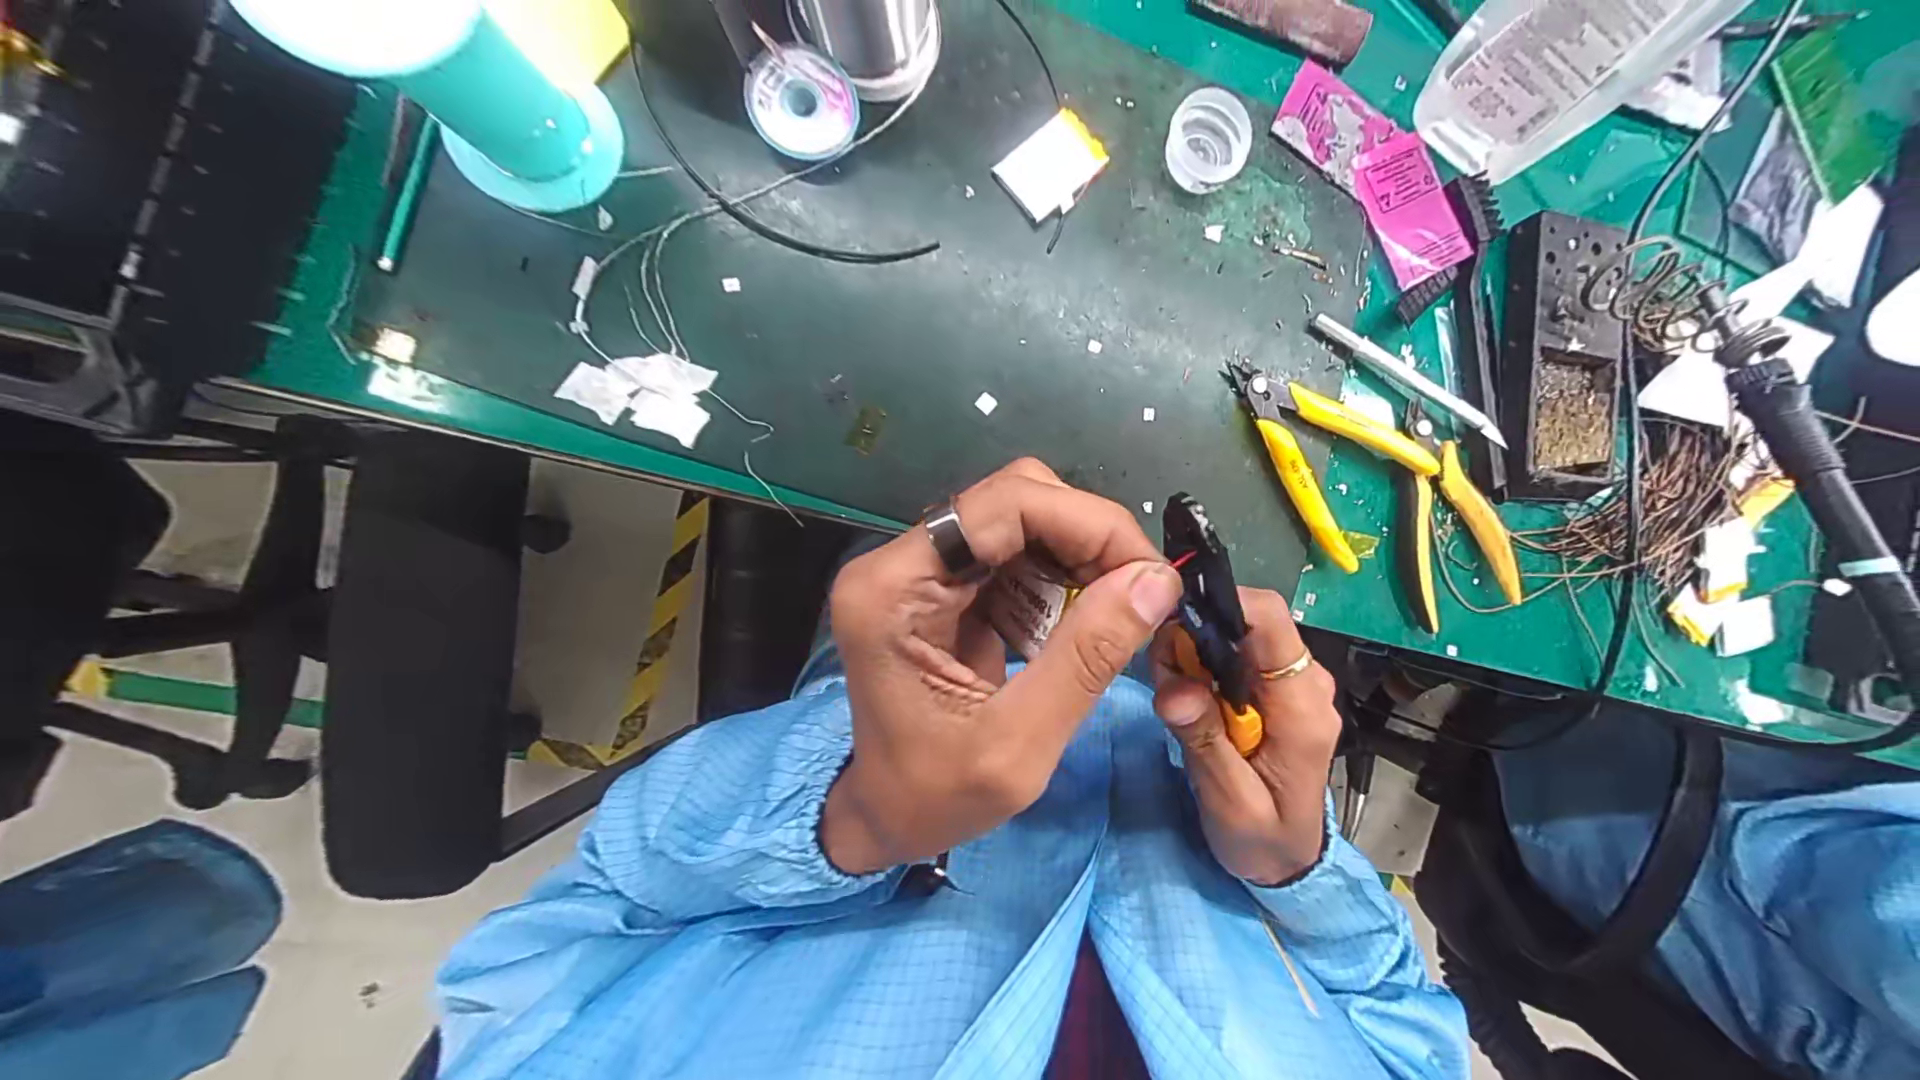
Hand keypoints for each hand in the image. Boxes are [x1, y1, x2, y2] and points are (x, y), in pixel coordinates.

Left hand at [820, 459, 1185, 874]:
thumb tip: (1156, 581)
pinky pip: (1013, 553)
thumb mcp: (1018, 745)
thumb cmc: (933, 796)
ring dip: (1080, 555)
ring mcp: (919, 569)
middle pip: (1013, 499)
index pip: (1003, 504)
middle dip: (1089, 537)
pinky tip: (1083, 616)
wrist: (883, 815)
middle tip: (1139, 593)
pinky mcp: (942, 585)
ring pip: (1020, 518)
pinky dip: (1060, 574)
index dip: (1088, 524)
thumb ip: (1086, 657)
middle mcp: (900, 561)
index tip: (1148, 575)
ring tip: (1117, 608)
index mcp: (894, 589)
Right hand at [1152, 590, 1339, 885]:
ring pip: (1232, 634)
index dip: (1220, 602)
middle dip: (1193, 634)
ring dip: (1190, 651)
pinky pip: (1230, 654)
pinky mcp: (1269, 688)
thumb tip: (1175, 686)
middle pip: (1244, 621)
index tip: (1170, 621)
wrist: (1287, 862)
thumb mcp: (1230, 801)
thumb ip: (1204, 741)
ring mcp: (1286, 683)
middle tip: (1160, 674)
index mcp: (1302, 707)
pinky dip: (1198, 664)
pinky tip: (1183, 697)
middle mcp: (1302, 682)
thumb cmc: (1264, 839)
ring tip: (1170, 693)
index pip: (1270, 620)